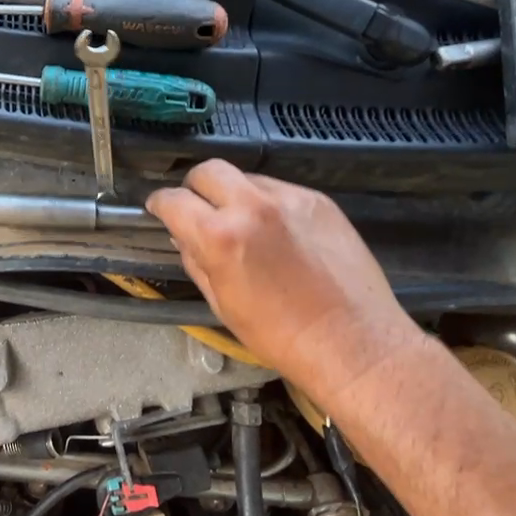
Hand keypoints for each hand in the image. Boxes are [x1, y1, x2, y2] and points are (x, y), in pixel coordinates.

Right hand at [147, 160, 426, 402]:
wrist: (354, 345)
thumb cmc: (280, 335)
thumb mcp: (221, 303)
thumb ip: (195, 260)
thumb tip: (184, 235)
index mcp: (220, 236)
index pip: (173, 199)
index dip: (160, 204)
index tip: (160, 210)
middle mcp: (251, 206)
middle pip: (207, 170)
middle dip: (195, 187)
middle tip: (200, 208)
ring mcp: (289, 198)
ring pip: (245, 177)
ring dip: (235, 195)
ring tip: (246, 224)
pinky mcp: (318, 200)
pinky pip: (279, 189)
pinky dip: (269, 204)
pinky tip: (279, 232)